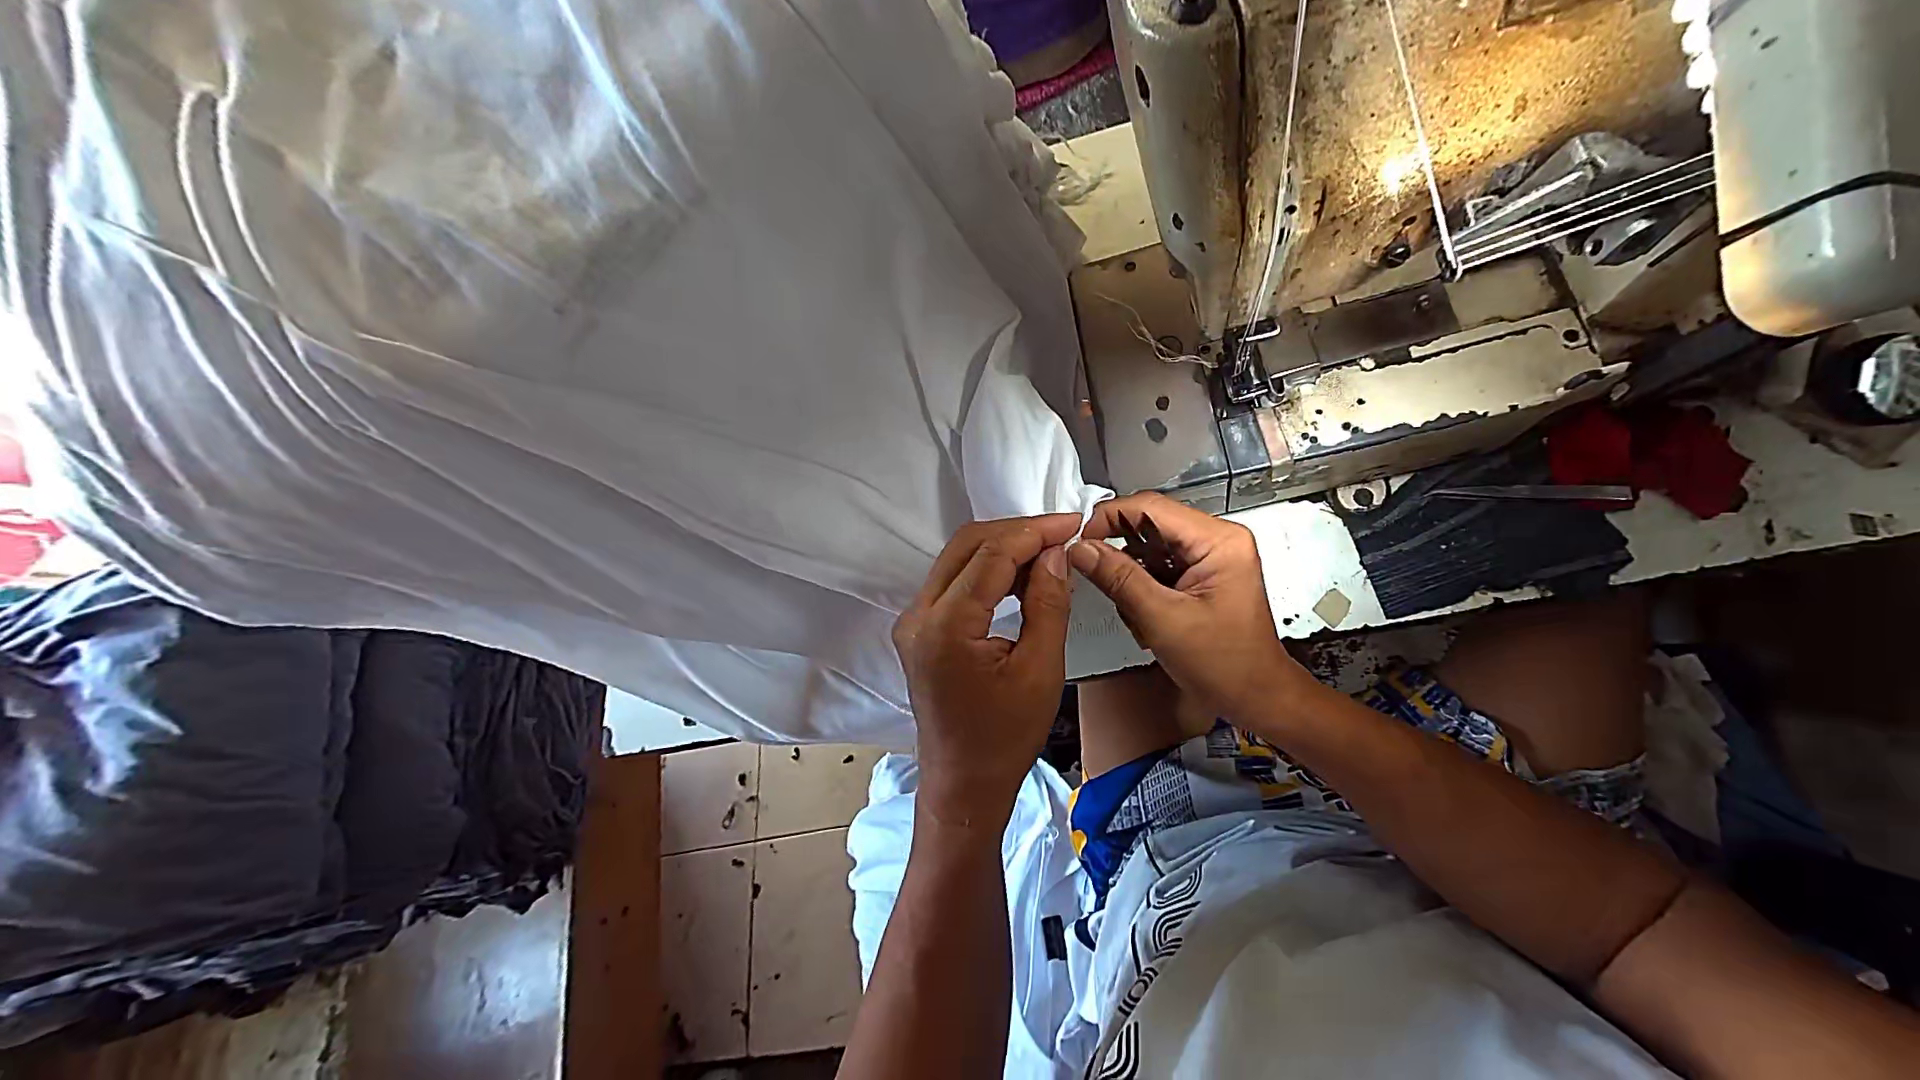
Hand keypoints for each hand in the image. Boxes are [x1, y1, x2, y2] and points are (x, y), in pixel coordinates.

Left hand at [893, 514, 1080, 828]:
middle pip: (967, 546)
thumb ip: (1046, 602)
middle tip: (1060, 533)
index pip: (991, 555)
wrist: (964, 783)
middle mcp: (918, 616)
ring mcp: (913, 623)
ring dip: (1001, 549)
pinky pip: (953, 583)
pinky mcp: (919, 631)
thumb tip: (1053, 554)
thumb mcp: (1040, 669)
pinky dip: (987, 571)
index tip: (1070, 523)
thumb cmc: (1004, 739)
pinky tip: (1019, 576)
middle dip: (1016, 533)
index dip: (1033, 532)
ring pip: (958, 560)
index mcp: (945, 627)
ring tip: (1046, 553)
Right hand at [1068, 493, 1309, 722]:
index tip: (1081, 541)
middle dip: (1120, 553)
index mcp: (1219, 541)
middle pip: (1148, 525)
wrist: (1256, 698)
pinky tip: (1146, 617)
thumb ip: (1119, 578)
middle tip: (1096, 575)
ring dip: (1130, 577)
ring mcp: (1208, 558)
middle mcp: (1216, 541)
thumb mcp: (1163, 620)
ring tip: (1136, 612)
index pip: (1150, 507)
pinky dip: (1141, 589)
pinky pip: (1156, 567)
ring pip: (1148, 548)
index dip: (1108, 518)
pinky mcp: (1199, 576)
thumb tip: (1082, 549)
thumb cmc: (1228, 665)